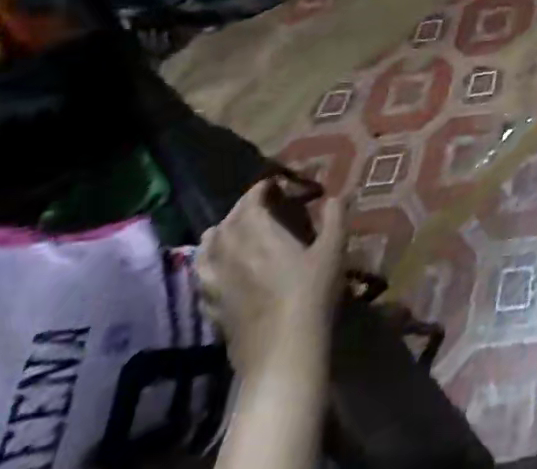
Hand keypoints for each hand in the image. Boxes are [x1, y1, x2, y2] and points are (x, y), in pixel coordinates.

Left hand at [196, 179, 346, 377]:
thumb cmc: (311, 294)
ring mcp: (216, 280)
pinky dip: (208, 264)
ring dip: (218, 233)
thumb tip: (335, 195)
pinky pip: (201, 276)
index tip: (275, 184)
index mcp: (259, 232)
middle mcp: (231, 251)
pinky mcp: (211, 305)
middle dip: (242, 208)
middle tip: (260, 206)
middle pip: (227, 220)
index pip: (250, 200)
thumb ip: (335, 218)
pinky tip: (219, 269)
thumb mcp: (334, 251)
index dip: (261, 188)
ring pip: (206, 247)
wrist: (283, 352)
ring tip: (232, 232)